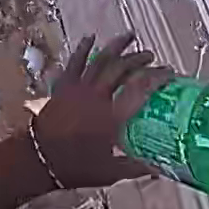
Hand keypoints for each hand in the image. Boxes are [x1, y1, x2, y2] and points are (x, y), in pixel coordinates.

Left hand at [30, 34, 171, 188]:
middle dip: (138, 59)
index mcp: (112, 116)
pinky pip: (75, 61)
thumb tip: (158, 168)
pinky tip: (91, 37)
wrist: (39, 158)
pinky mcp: (64, 84)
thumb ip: (135, 167)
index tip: (169, 72)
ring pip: (101, 59)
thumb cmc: (76, 167)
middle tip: (151, 56)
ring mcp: (79, 87)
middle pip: (122, 69)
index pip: (140, 89)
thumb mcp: (110, 172)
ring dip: (116, 46)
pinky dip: (84, 48)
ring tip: (129, 36)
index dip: (157, 77)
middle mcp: (98, 96)